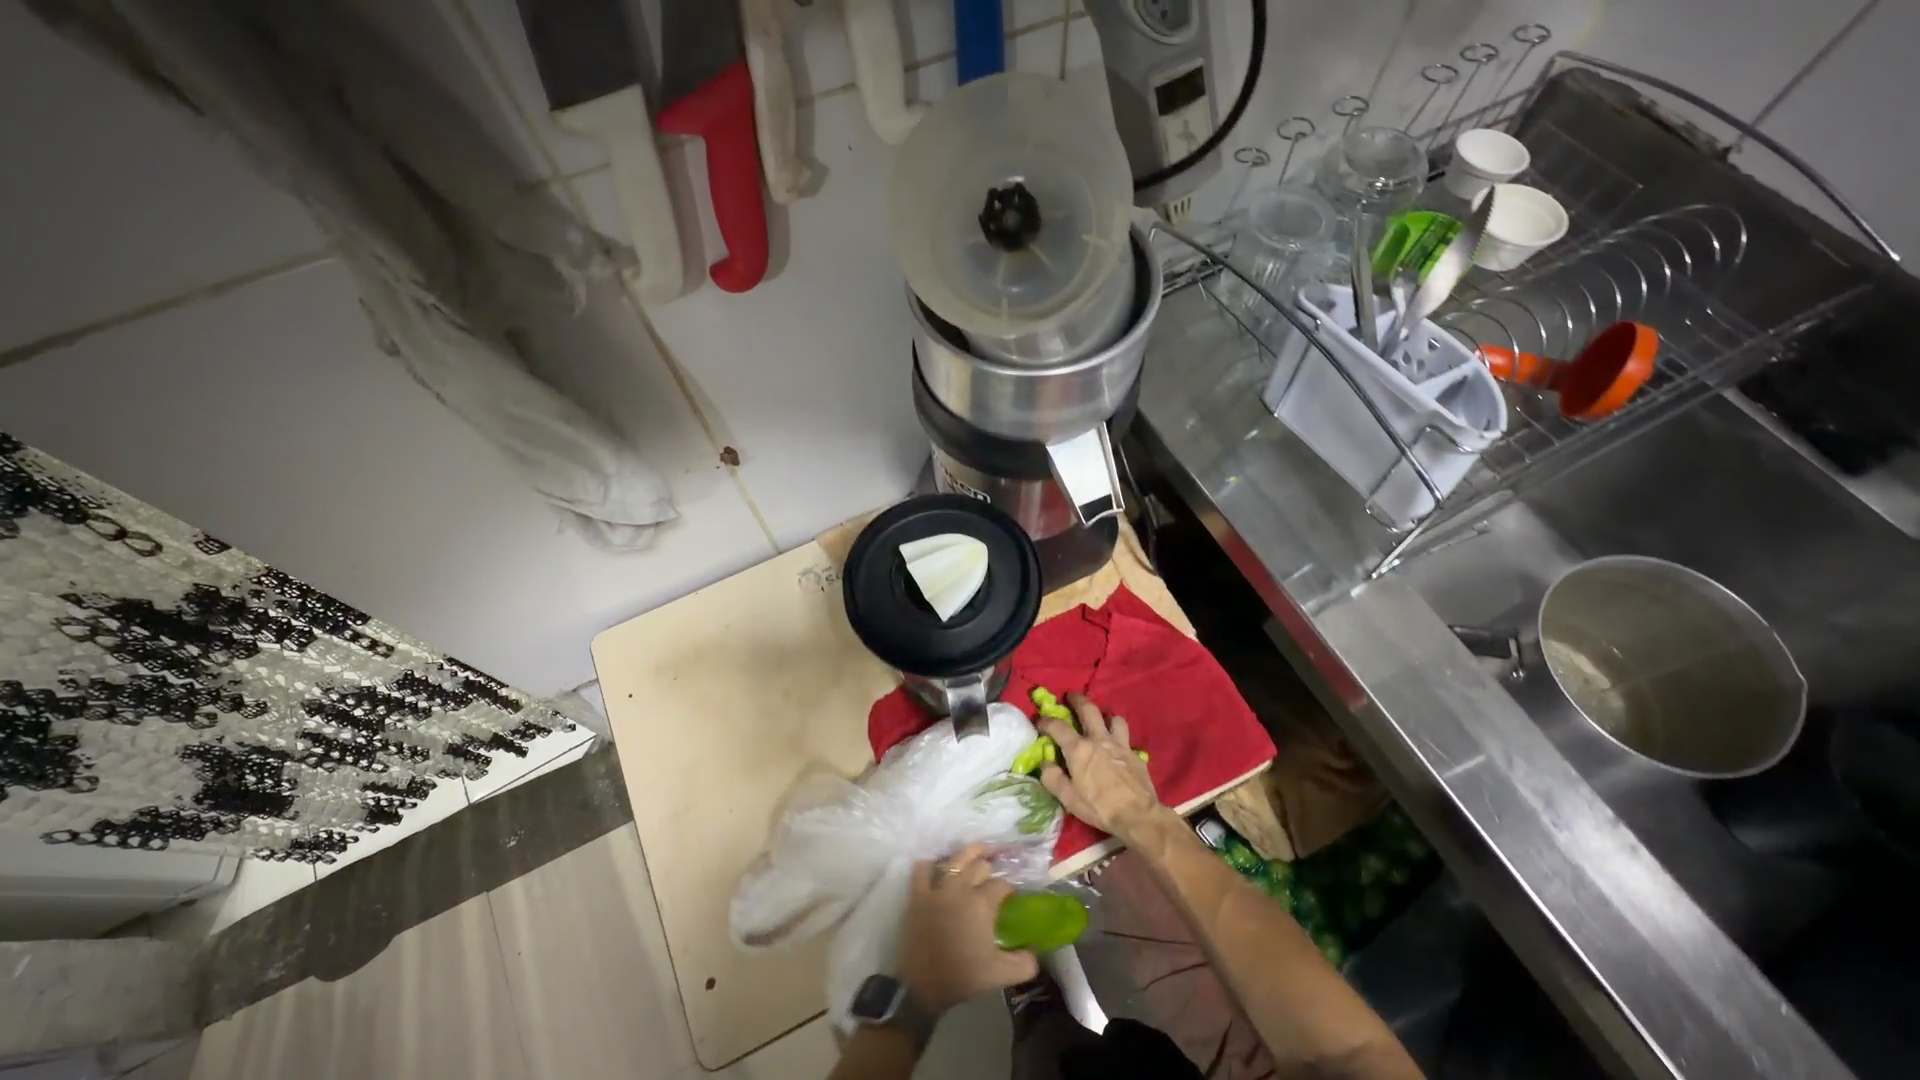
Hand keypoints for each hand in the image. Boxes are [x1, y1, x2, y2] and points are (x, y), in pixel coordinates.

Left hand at [898, 844, 1038, 1013]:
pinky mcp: (917, 895)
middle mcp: (960, 889)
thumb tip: (1034, 952)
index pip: (1001, 885)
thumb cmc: (962, 976)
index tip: (1010, 899)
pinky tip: (938, 866)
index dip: (1009, 890)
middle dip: (989, 870)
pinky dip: (930, 864)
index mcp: (982, 904)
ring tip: (977, 852)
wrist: (921, 985)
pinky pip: (922, 869)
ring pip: (954, 859)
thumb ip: (1025, 963)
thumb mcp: (1001, 975)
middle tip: (992, 879)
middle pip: (979, 865)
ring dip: (967, 854)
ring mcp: (936, 889)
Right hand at [1038, 694, 1168, 843]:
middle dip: (1078, 700)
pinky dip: (1119, 738)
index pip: (1058, 726)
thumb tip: (1045, 763)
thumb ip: (1052, 778)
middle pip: (1089, 710)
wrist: (1137, 814)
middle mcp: (1099, 740)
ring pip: (1114, 719)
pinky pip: (1126, 739)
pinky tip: (1118, 748)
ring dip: (1106, 716)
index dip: (1046, 721)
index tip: (1040, 721)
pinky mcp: (1135, 755)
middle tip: (1071, 696)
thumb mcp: (1067, 798)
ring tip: (1102, 720)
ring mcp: (1120, 745)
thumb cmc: (1098, 807)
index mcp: (1079, 749)